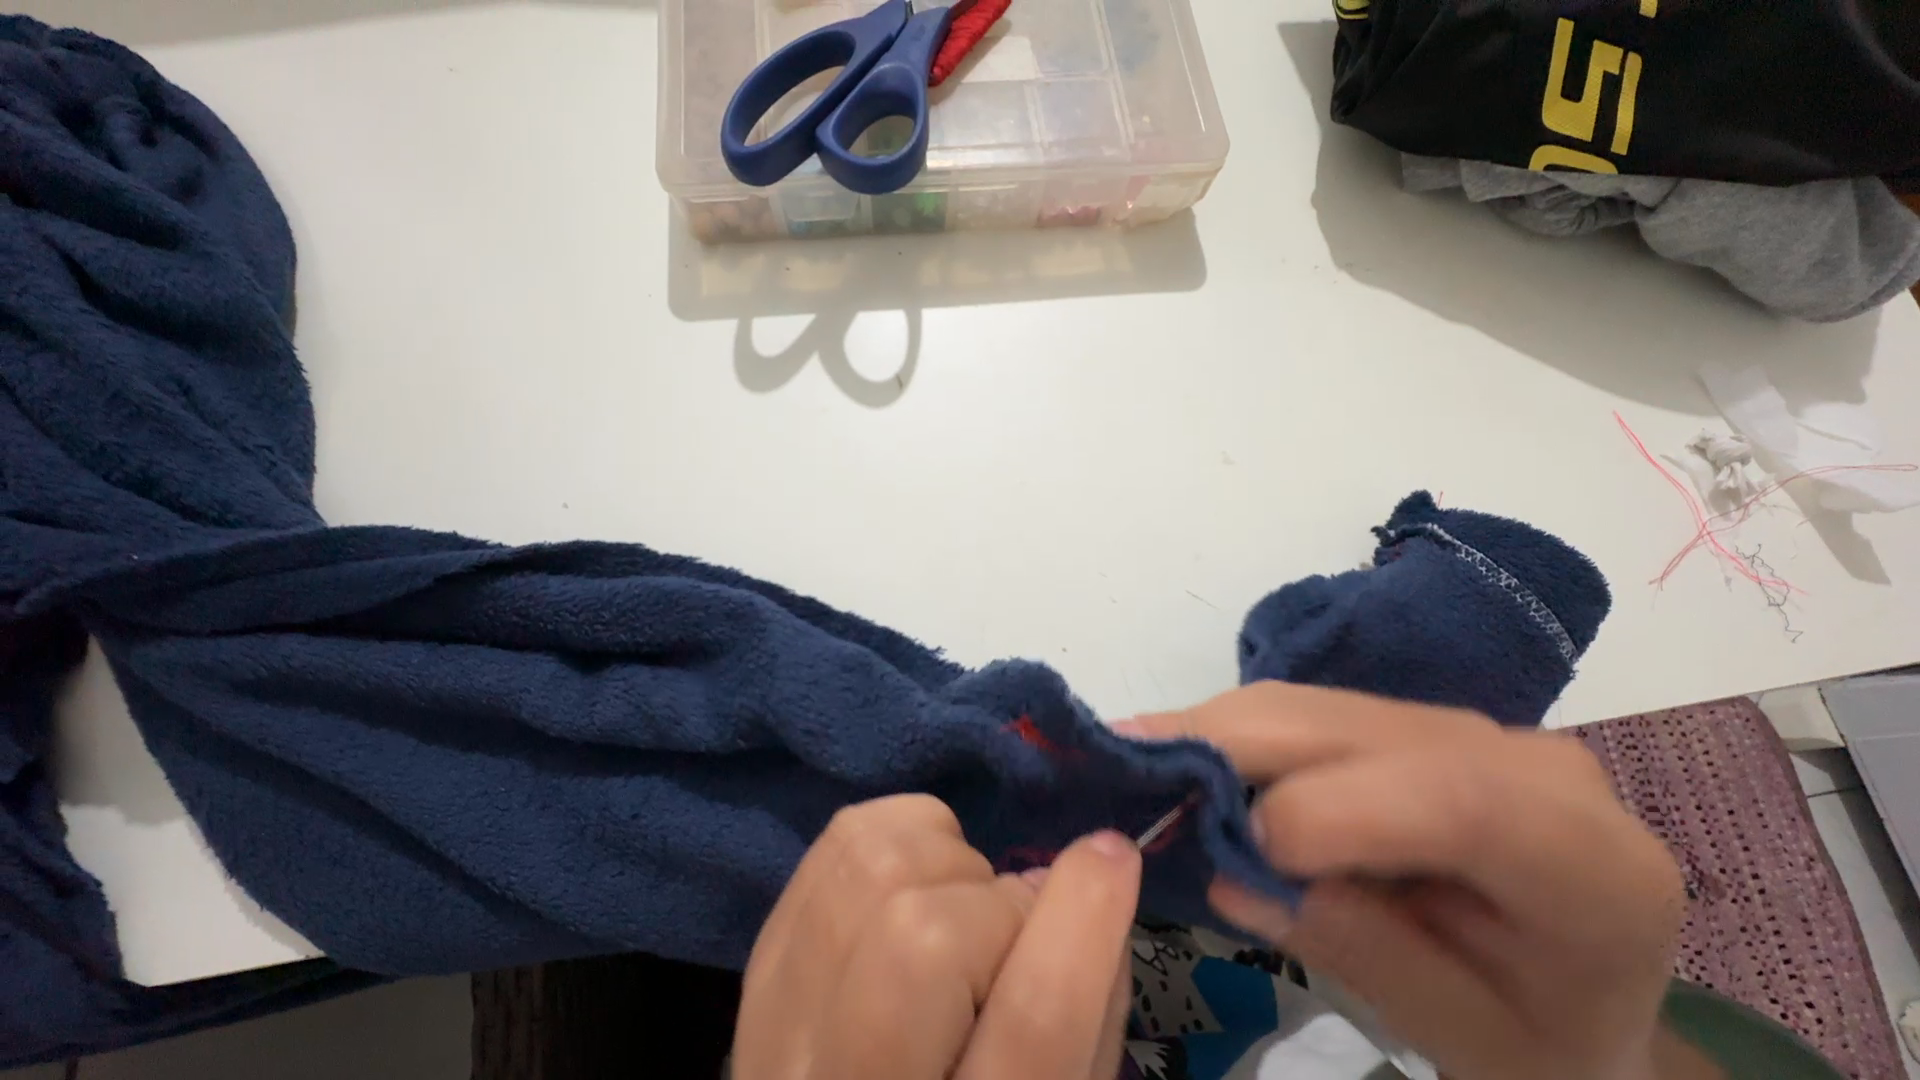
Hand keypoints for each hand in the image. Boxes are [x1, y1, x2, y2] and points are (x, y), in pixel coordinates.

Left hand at [731, 795, 1140, 1079]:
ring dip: (942, 860)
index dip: (1082, 919)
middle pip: (923, 938)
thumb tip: (1091, 867)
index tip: (1112, 854)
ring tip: (961, 902)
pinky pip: (835, 846)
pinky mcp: (762, 961)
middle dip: (994, 904)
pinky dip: (896, 836)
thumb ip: (1089, 992)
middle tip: (1012, 925)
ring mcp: (784, 1023)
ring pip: (868, 870)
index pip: (1031, 1021)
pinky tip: (916, 879)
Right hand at [1119, 682, 1692, 1079]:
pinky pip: (1315, 712)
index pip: (1460, 803)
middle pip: (1363, 729)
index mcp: (1589, 862)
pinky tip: (1186, 752)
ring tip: (1138, 754)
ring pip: (1321, 706)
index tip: (1236, 851)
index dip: (1334, 810)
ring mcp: (1468, 728)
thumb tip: (1233, 877)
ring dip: (1221, 729)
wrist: (1585, 992)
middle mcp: (1529, 762)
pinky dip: (1241, 734)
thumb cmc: (1538, 1042)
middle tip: (1123, 759)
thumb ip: (1362, 952)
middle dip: (1233, 742)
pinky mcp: (1416, 724)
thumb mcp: (1463, 1036)